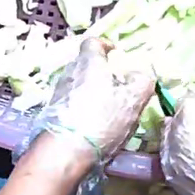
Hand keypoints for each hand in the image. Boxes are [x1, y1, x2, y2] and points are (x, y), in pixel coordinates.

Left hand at [28, 37, 152, 164]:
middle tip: (115, 85)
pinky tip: (91, 123)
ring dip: (90, 90)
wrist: (65, 152)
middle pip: (85, 64)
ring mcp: (57, 94)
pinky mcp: (51, 113)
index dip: (106, 45)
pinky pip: (69, 102)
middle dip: (100, 71)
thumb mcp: (132, 99)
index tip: (116, 54)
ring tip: (105, 106)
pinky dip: (80, 107)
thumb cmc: (101, 120)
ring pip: (77, 84)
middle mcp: (68, 73)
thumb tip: (142, 74)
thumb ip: (142, 81)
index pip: (93, 42)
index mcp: (88, 63)